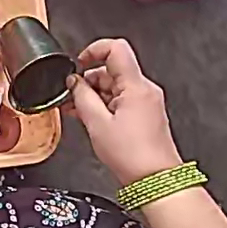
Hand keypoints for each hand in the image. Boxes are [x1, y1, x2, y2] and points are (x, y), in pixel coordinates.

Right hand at [69, 39, 183, 185]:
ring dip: (94, 96)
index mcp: (136, 86)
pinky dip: (104, 105)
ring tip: (79, 113)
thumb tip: (73, 82)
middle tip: (72, 98)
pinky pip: (121, 100)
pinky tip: (92, 119)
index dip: (93, 51)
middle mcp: (145, 90)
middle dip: (88, 81)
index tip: (78, 65)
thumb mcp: (97, 123)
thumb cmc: (132, 155)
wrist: (154, 179)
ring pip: (114, 86)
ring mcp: (146, 101)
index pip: (116, 49)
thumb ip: (82, 96)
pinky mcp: (144, 113)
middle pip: (111, 70)